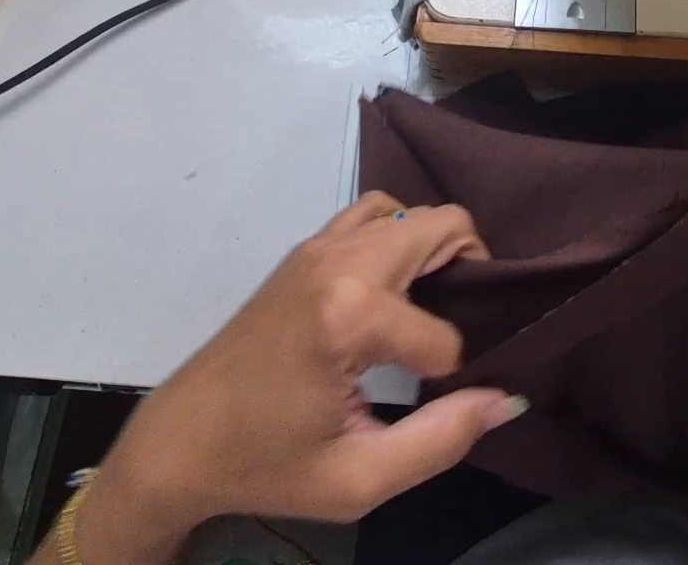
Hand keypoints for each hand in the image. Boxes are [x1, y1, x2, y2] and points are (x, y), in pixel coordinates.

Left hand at [68, 193, 527, 564]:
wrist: (180, 439)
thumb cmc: (266, 463)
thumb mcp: (358, 478)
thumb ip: (443, 439)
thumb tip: (507, 398)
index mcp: (350, 315)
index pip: (443, 334)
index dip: (452, 373)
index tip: (432, 399)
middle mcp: (341, 261)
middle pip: (445, 227)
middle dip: (470, 275)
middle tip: (460, 328)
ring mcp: (320, 245)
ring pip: (410, 210)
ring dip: (434, 247)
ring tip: (431, 302)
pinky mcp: (307, 248)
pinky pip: (374, 213)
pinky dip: (400, 235)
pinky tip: (393, 286)